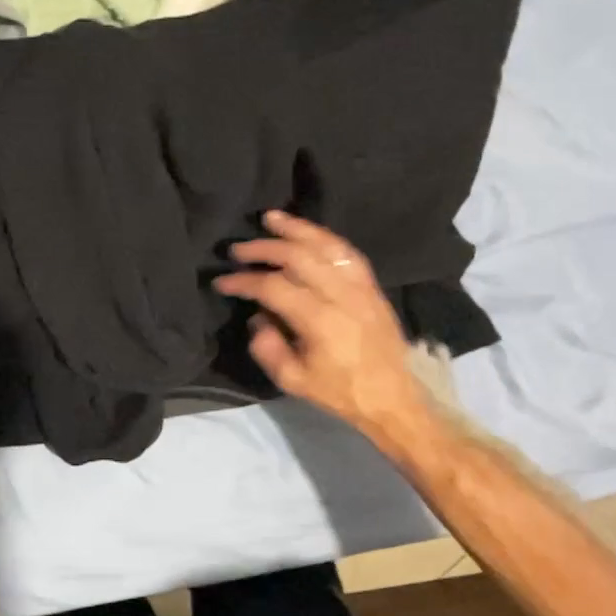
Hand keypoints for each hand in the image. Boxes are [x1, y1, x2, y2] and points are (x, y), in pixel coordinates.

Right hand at [212, 210, 428, 433]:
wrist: (393, 397)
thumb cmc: (340, 392)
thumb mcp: (292, 380)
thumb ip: (267, 347)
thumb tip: (257, 318)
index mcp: (319, 320)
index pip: (273, 287)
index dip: (244, 281)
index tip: (222, 283)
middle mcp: (341, 295)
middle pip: (298, 256)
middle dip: (264, 248)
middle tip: (238, 249)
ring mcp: (360, 287)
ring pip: (326, 245)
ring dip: (296, 229)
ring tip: (271, 219)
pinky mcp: (371, 287)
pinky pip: (346, 252)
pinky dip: (324, 238)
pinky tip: (307, 234)